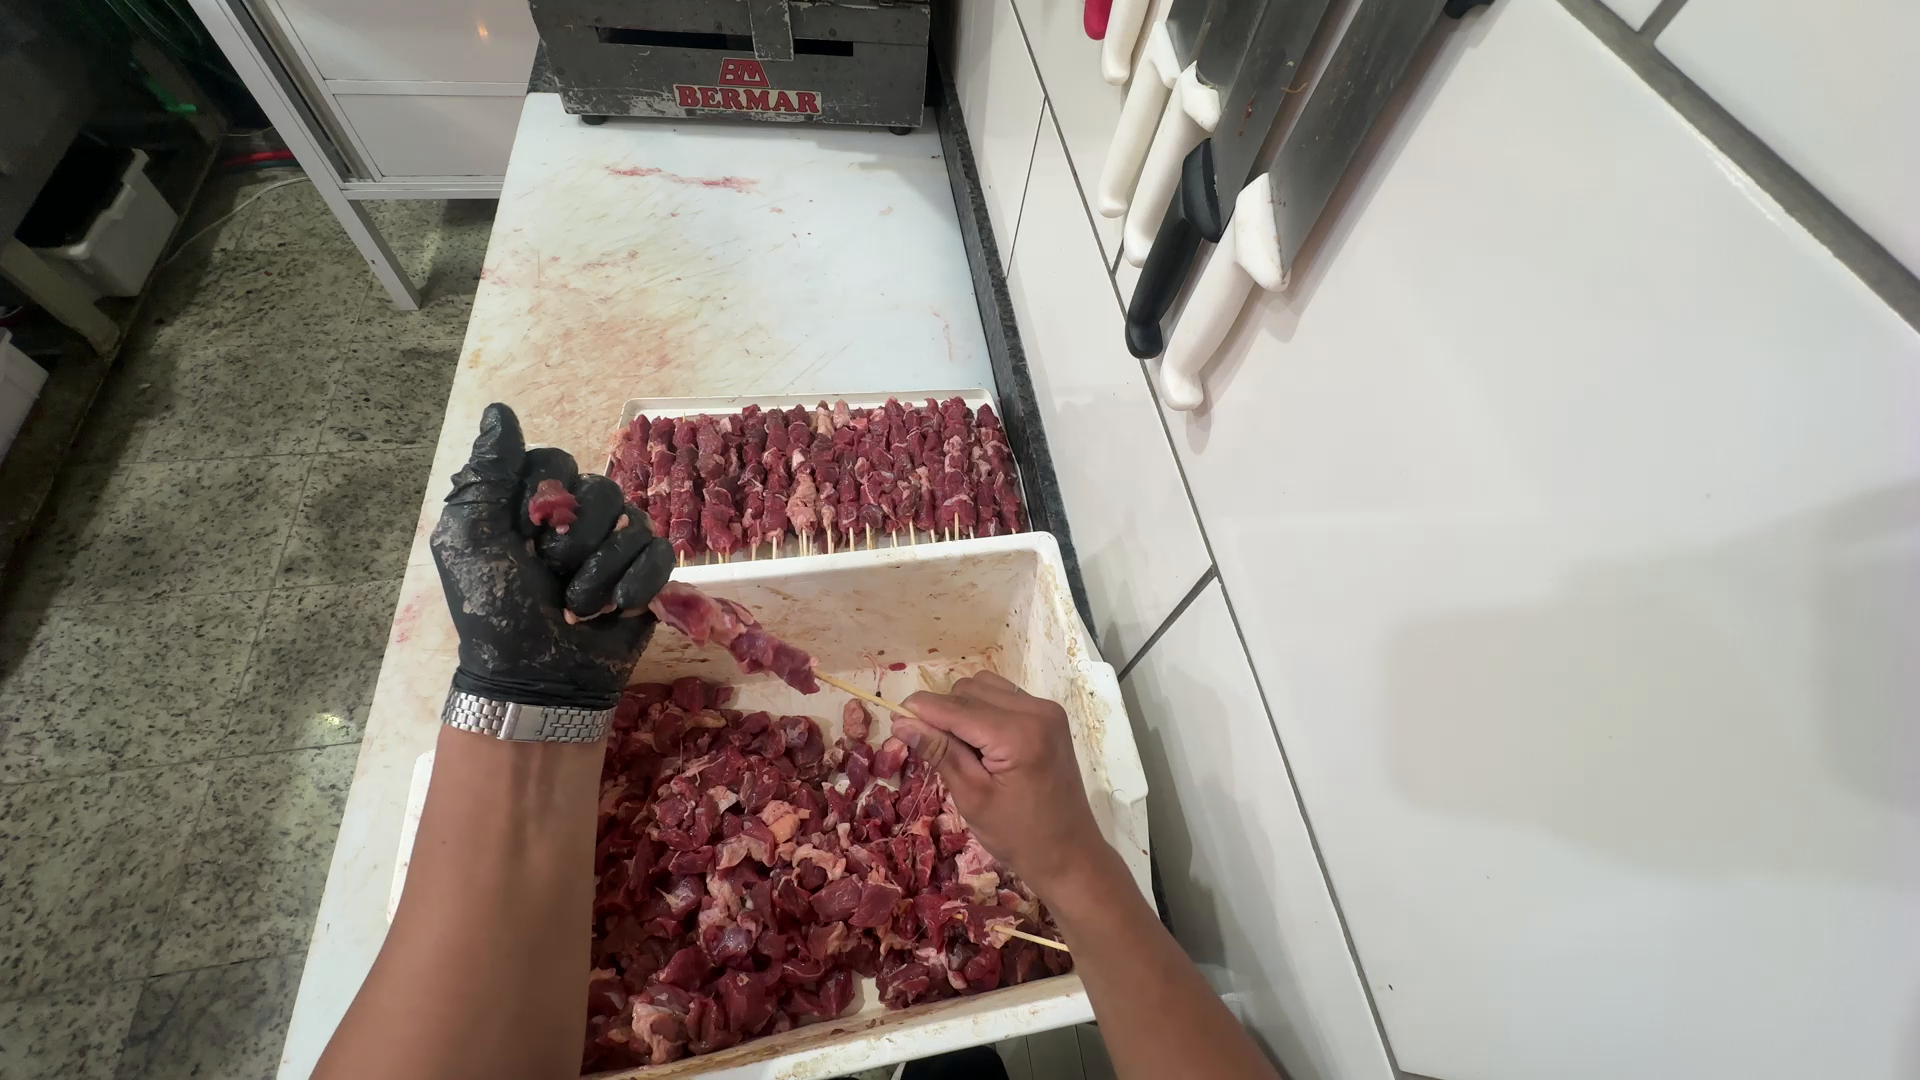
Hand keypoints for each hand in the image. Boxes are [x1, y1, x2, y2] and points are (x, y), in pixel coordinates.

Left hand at [430, 403, 674, 709]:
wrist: (538, 677)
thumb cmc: (495, 610)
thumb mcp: (471, 538)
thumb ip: (487, 474)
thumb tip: (501, 410)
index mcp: (532, 502)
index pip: (555, 461)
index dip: (543, 498)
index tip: (522, 535)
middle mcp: (579, 515)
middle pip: (602, 488)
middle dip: (575, 541)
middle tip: (552, 574)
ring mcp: (619, 543)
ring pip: (635, 522)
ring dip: (603, 572)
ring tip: (580, 604)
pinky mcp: (651, 571)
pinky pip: (663, 553)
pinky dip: (639, 583)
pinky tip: (618, 608)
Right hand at [893, 672, 1113, 895]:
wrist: (1070, 854)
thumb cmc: (1019, 836)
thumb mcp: (972, 797)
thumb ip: (940, 752)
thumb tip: (902, 722)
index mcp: (1019, 734)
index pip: (957, 708)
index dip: (922, 709)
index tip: (893, 718)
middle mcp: (1036, 710)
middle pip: (970, 690)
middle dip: (944, 712)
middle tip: (935, 750)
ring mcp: (1046, 710)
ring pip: (985, 687)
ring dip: (964, 708)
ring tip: (962, 749)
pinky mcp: (1048, 716)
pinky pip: (1004, 696)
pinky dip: (985, 710)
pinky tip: (983, 743)